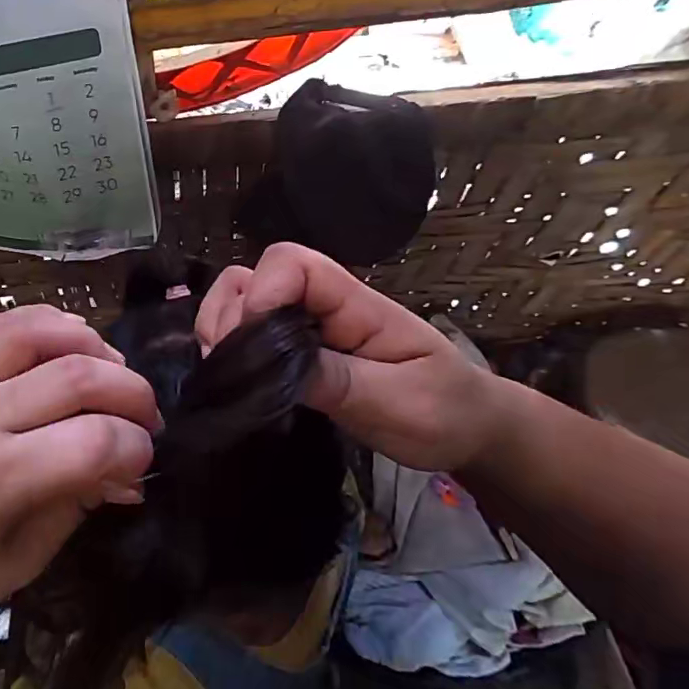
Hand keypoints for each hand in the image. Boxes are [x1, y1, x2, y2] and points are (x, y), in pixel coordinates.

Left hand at [0, 305, 159, 630]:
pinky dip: (53, 322)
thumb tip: (133, 469)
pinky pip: (10, 325)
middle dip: (132, 393)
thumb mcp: (30, 555)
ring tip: (116, 376)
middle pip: (75, 376)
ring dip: (95, 346)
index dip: (134, 447)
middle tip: (149, 420)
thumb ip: (84, 500)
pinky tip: (79, 344)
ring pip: (40, 333)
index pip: (90, 441)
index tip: (144, 462)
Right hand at [195, 243, 506, 472]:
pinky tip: (229, 376)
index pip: (295, 263)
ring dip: (222, 323)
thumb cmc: (444, 410)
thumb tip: (272, 370)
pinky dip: (229, 343)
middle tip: (223, 364)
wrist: (467, 424)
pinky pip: (252, 329)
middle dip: (230, 311)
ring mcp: (309, 323)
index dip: (263, 291)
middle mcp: (324, 304)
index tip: (250, 343)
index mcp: (355, 304)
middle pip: (258, 273)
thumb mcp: (399, 403)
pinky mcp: (299, 347)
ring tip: (221, 370)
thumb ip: (339, 382)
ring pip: (246, 295)